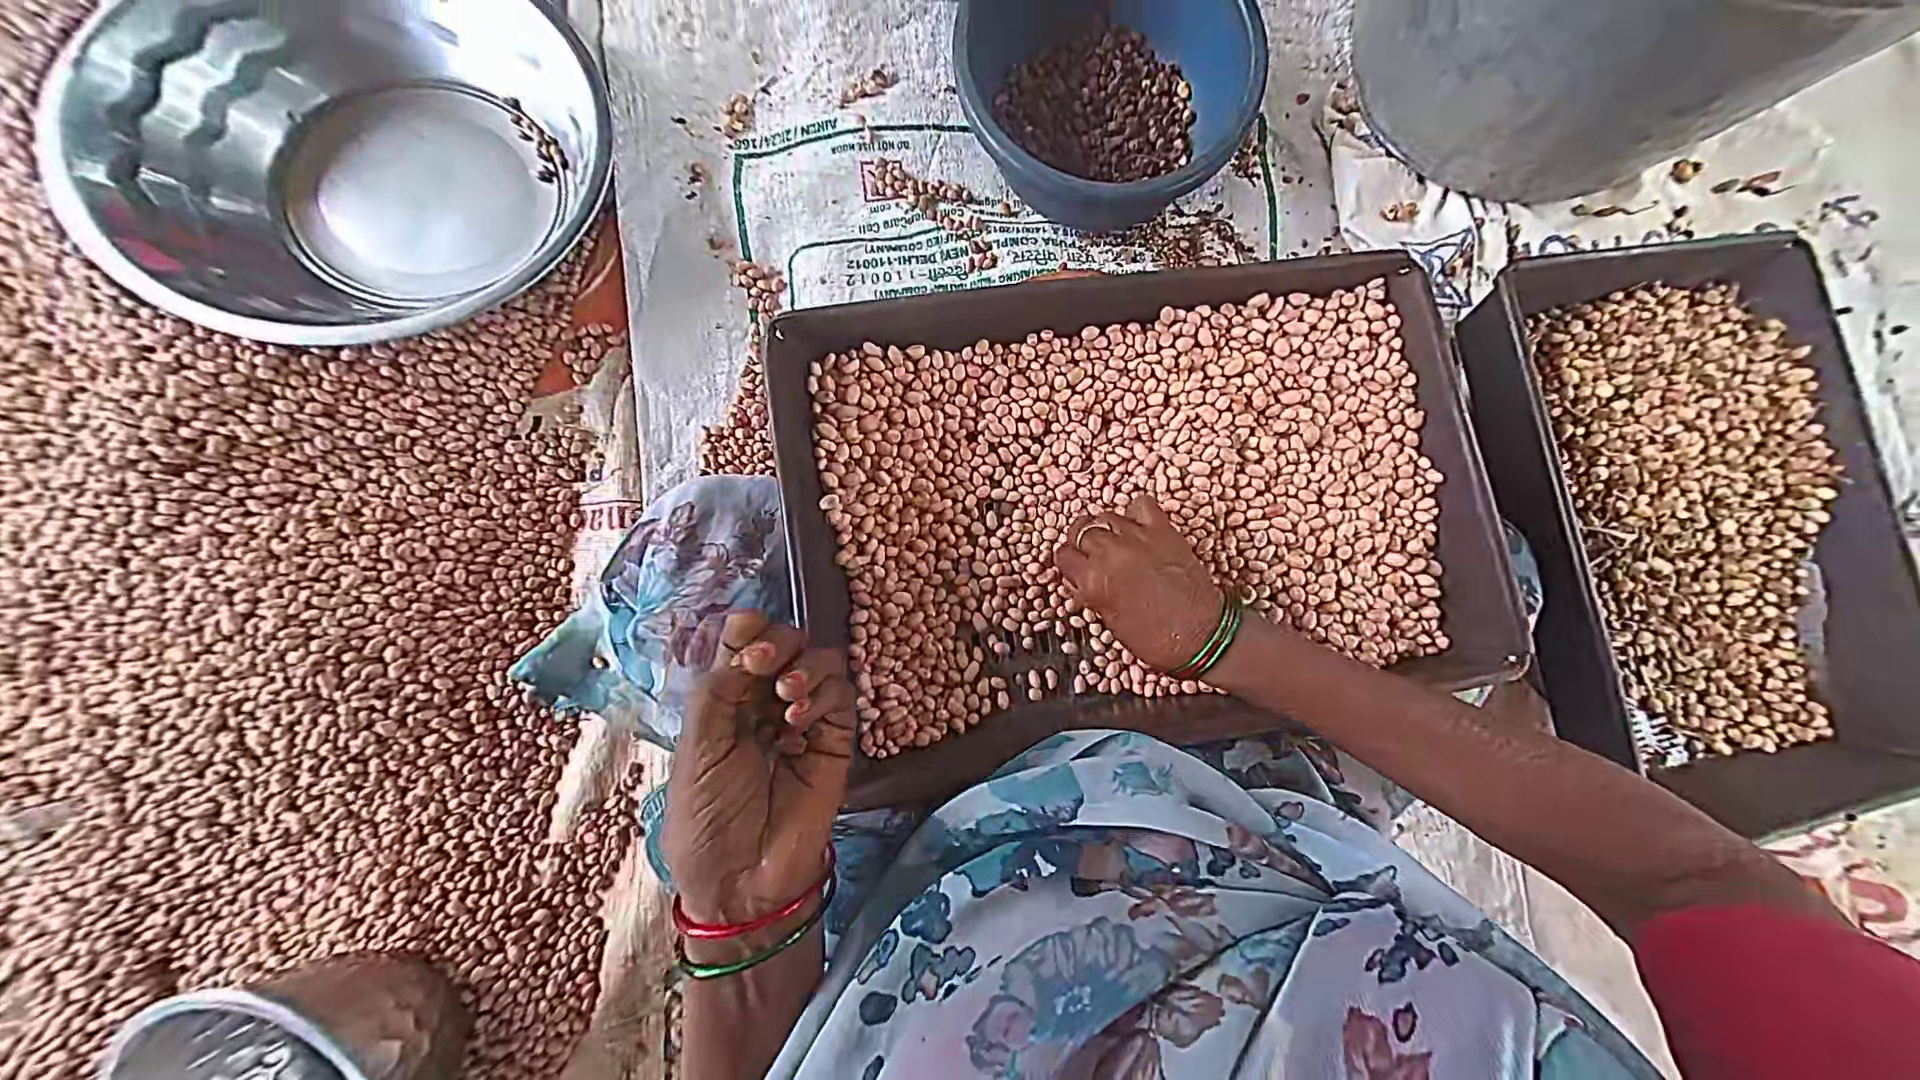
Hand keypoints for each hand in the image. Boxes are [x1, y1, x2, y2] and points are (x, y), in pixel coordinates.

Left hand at [664, 612, 853, 927]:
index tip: (747, 636)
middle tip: (763, 663)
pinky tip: (798, 719)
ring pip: (822, 662)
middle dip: (778, 643)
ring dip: (804, 667)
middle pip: (789, 643)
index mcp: (730, 698)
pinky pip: (842, 696)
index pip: (747, 643)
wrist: (741, 879)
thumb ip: (720, 685)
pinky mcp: (836, 738)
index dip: (751, 630)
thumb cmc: (707, 814)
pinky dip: (823, 695)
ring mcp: (806, 717)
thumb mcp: (698, 746)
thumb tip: (747, 629)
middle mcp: (768, 700)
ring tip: (785, 695)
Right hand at [1054, 496, 1225, 672]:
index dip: (1069, 561)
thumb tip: (1082, 579)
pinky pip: (1140, 505)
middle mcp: (1109, 554)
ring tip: (1114, 541)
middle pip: (1081, 531)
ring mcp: (1136, 539)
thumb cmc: (1158, 640)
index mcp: (1092, 581)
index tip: (1075, 565)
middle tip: (1093, 554)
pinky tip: (1137, 526)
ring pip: (1105, 516)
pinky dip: (1136, 512)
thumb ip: (1091, 593)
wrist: (1203, 637)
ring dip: (1106, 528)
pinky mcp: (1163, 531)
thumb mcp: (1109, 621)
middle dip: (1083, 543)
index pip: (1064, 556)